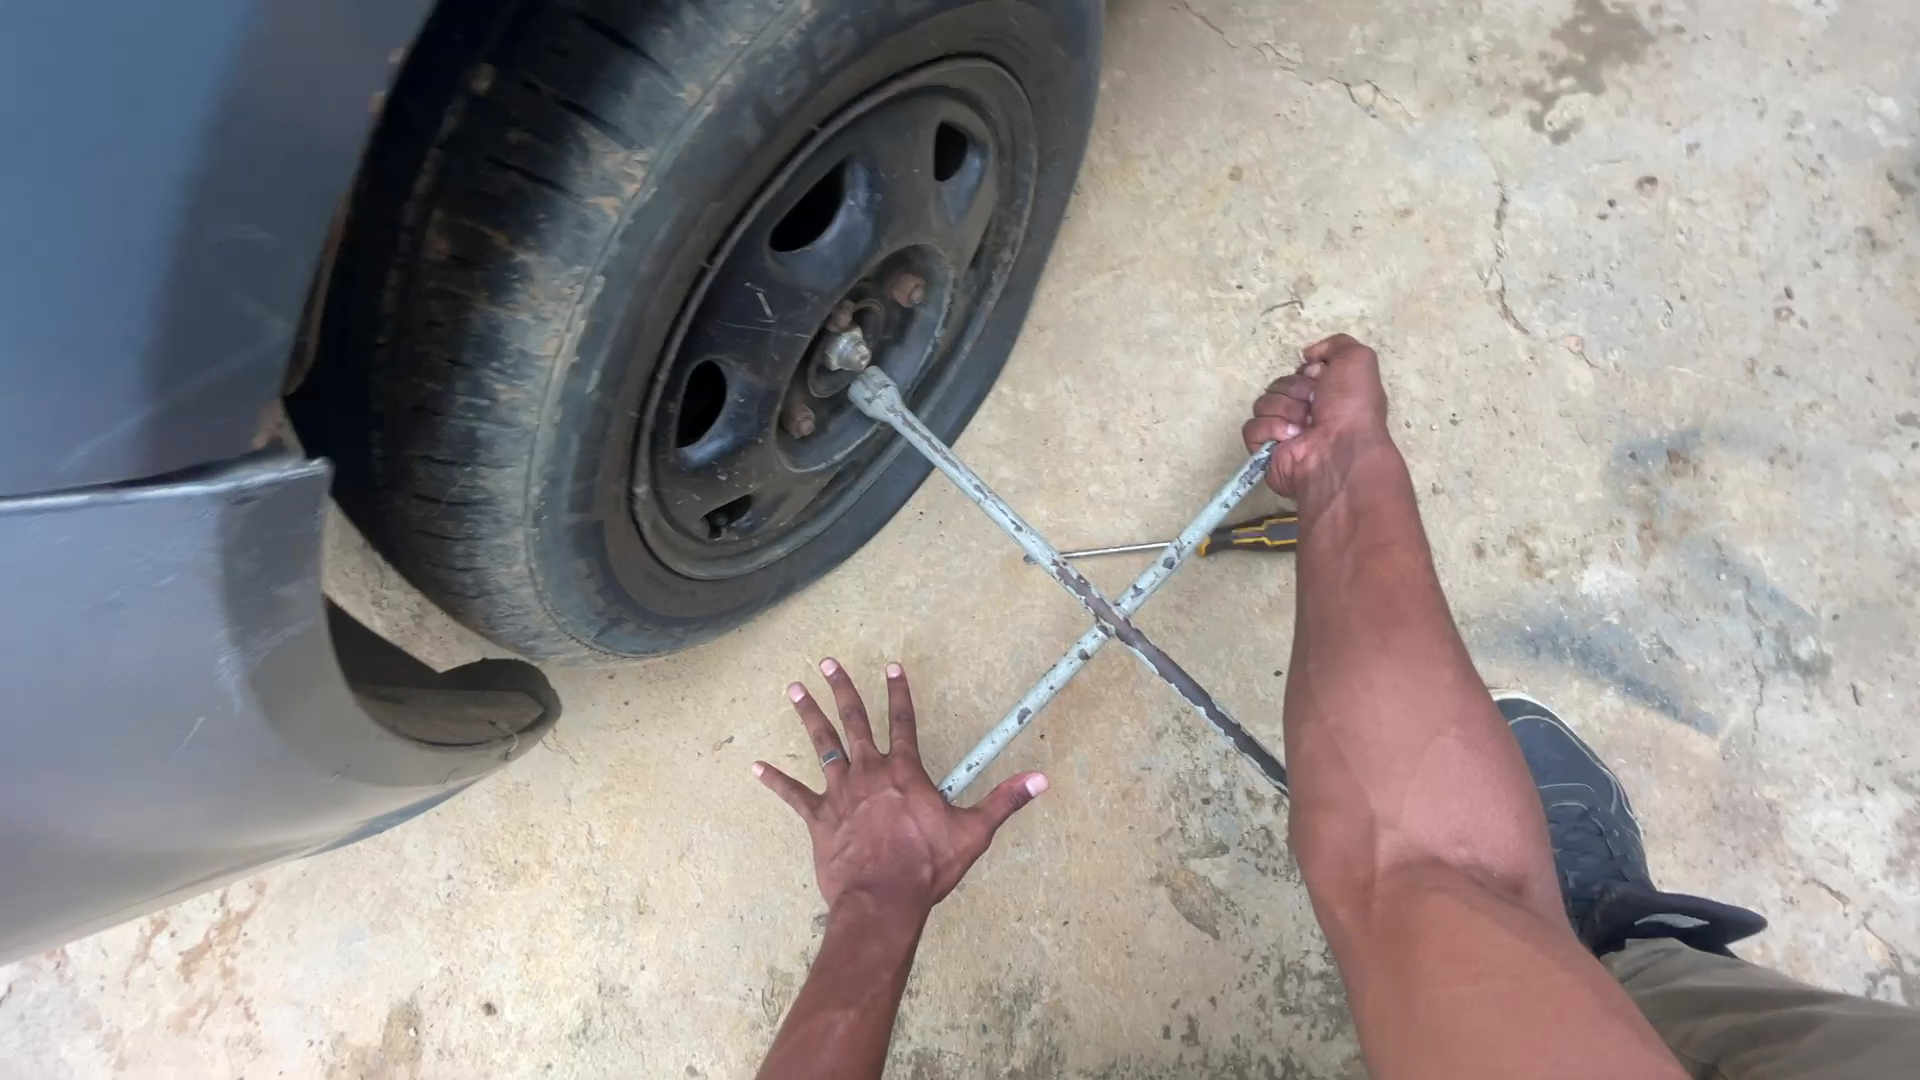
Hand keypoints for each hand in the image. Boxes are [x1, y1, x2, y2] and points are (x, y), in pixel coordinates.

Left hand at [754, 659, 1047, 917]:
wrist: (883, 903)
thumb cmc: (927, 867)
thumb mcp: (973, 832)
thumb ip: (1005, 801)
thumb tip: (1042, 779)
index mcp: (904, 772)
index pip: (903, 721)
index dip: (899, 692)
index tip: (892, 665)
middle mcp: (869, 773)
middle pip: (854, 721)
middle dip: (842, 688)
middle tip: (828, 662)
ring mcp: (841, 794)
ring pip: (822, 745)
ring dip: (808, 715)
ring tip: (794, 689)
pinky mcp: (819, 819)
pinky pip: (793, 795)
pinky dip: (774, 781)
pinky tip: (754, 767)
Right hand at [1242, 333, 1395, 500]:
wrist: (1339, 450)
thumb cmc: (1351, 407)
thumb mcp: (1357, 360)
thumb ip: (1336, 345)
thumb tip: (1308, 355)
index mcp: (1324, 395)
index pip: (1297, 373)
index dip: (1307, 374)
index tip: (1320, 380)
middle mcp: (1304, 413)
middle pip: (1277, 386)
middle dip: (1293, 391)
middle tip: (1312, 405)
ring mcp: (1282, 432)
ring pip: (1262, 404)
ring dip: (1283, 410)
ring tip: (1301, 426)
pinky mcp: (1264, 450)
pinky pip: (1251, 428)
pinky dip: (1269, 430)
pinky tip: (1289, 438)